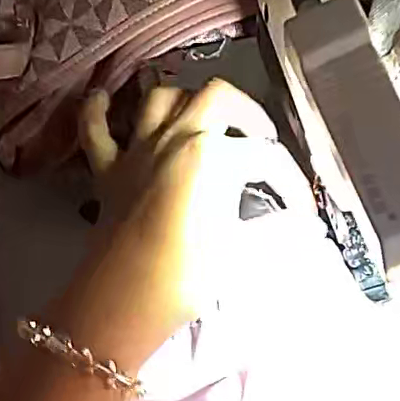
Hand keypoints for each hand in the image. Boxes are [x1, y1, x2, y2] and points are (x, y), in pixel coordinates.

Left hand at [58, 79, 311, 368]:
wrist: (123, 302)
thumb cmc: (185, 277)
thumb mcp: (240, 254)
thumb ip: (274, 233)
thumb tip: (303, 228)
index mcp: (211, 154)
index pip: (264, 158)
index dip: (291, 184)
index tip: (303, 214)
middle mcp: (173, 138)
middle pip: (217, 98)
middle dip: (248, 113)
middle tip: (261, 140)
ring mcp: (136, 151)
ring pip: (161, 98)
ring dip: (188, 102)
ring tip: (205, 122)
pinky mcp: (106, 171)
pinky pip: (96, 127)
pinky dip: (101, 109)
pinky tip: (108, 101)